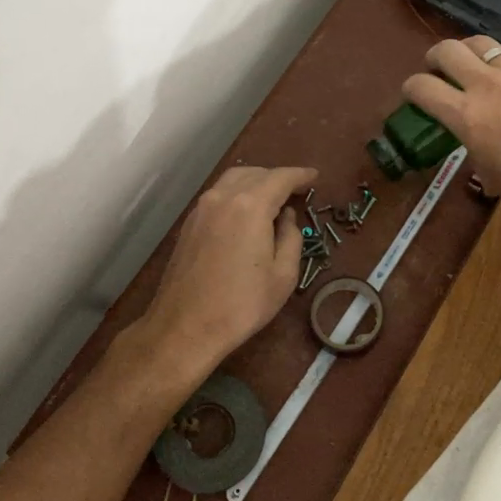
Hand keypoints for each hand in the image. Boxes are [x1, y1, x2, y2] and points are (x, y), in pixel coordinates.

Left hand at [133, 165, 316, 379]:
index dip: (300, 175)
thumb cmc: (242, 304)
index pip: (280, 178)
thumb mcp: (283, 275)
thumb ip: (291, 237)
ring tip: (273, 198)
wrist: (185, 327)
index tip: (315, 177)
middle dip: (278, 178)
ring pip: (232, 181)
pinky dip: (237, 194)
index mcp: (250, 206)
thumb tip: (286, 217)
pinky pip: (218, 195)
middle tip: (296, 190)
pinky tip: (246, 213)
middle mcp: (223, 198)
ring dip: (255, 182)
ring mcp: (201, 209)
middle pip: (255, 174)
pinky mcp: (189, 224)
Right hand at [402, 36, 500, 219]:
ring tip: (471, 63)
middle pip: (446, 51)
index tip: (411, 94)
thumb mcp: (494, 178)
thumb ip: (477, 158)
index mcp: (465, 116)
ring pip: (481, 43)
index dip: (410, 89)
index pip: (422, 88)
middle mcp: (485, 86)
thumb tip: (479, 157)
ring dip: (468, 51)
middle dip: (434, 58)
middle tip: (437, 69)